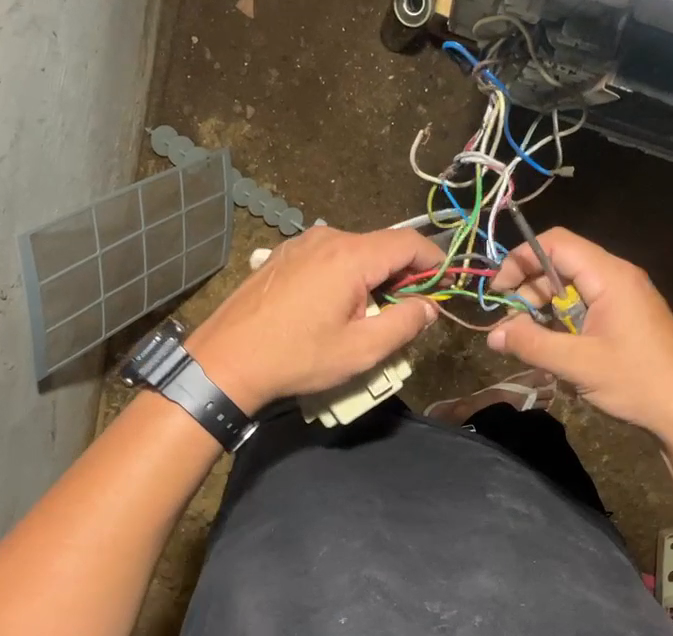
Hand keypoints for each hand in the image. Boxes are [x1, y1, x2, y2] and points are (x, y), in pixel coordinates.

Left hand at [185, 226, 442, 410]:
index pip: (409, 243)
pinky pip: (328, 260)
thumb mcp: (361, 351)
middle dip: (403, 277)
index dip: (434, 262)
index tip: (445, 287)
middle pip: (381, 247)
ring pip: (355, 254)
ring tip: (370, 318)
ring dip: (373, 280)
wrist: (228, 360)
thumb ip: (405, 324)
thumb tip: (429, 307)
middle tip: (408, 314)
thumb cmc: (298, 358)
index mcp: (351, 256)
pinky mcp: (283, 257)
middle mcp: (327, 238)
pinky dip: (346, 279)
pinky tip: (336, 311)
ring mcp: (300, 245)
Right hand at [487, 228, 672, 441]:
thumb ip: (532, 345)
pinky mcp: (627, 322)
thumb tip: (493, 334)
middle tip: (512, 330)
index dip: (520, 260)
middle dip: (530, 295)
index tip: (499, 293)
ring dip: (546, 318)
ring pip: (571, 294)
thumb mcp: (577, 364)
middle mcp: (617, 278)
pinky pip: (586, 313)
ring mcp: (624, 301)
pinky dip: (566, 331)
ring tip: (534, 351)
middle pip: (561, 267)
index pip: (556, 243)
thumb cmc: (637, 382)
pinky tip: (560, 362)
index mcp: (609, 276)